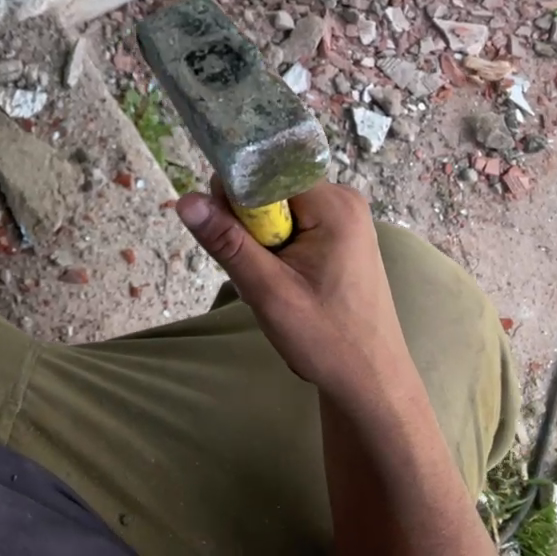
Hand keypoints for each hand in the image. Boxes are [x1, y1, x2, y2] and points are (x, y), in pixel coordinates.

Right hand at [177, 181, 415, 403]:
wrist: (372, 385)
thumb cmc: (327, 340)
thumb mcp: (268, 291)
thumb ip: (227, 242)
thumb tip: (184, 200)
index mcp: (334, 204)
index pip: (264, 172)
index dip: (236, 197)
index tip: (229, 235)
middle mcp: (341, 199)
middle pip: (266, 188)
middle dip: (246, 224)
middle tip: (255, 269)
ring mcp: (340, 216)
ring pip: (271, 207)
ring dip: (257, 240)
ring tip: (271, 281)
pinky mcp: (335, 234)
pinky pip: (286, 222)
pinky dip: (271, 247)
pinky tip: (280, 279)